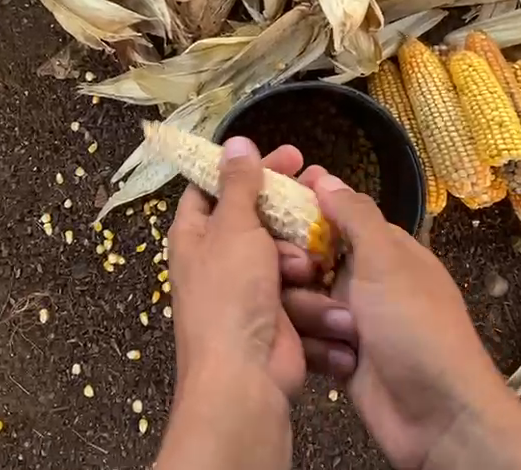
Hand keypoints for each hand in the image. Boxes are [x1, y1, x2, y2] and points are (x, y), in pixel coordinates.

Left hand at [166, 136, 307, 399]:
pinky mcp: (277, 318)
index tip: (289, 155)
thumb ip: (239, 184)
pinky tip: (325, 297)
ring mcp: (249, 290)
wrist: (244, 379)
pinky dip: (312, 299)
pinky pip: (300, 294)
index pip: (219, 186)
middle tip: (317, 189)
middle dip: (288, 213)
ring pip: (286, 256)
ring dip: (300, 261)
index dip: (251, 167)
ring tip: (302, 270)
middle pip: (259, 219)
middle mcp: (219, 258)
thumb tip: (234, 141)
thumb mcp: (234, 227)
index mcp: (195, 232)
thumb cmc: (230, 293)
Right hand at [280, 176, 520, 469]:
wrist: (440, 419)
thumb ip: (355, 215)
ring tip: (340, 333)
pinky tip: (330, 357)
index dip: (304, 202)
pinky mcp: (338, 354)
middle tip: (303, 274)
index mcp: (381, 247)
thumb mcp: (387, 261)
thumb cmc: (416, 327)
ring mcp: (350, 317)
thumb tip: (324, 176)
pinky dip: (314, 345)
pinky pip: (305, 335)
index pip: (333, 210)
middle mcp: (363, 277)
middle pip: (307, 253)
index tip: (272, 199)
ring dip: (312, 313)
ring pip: (301, 296)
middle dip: (299, 265)